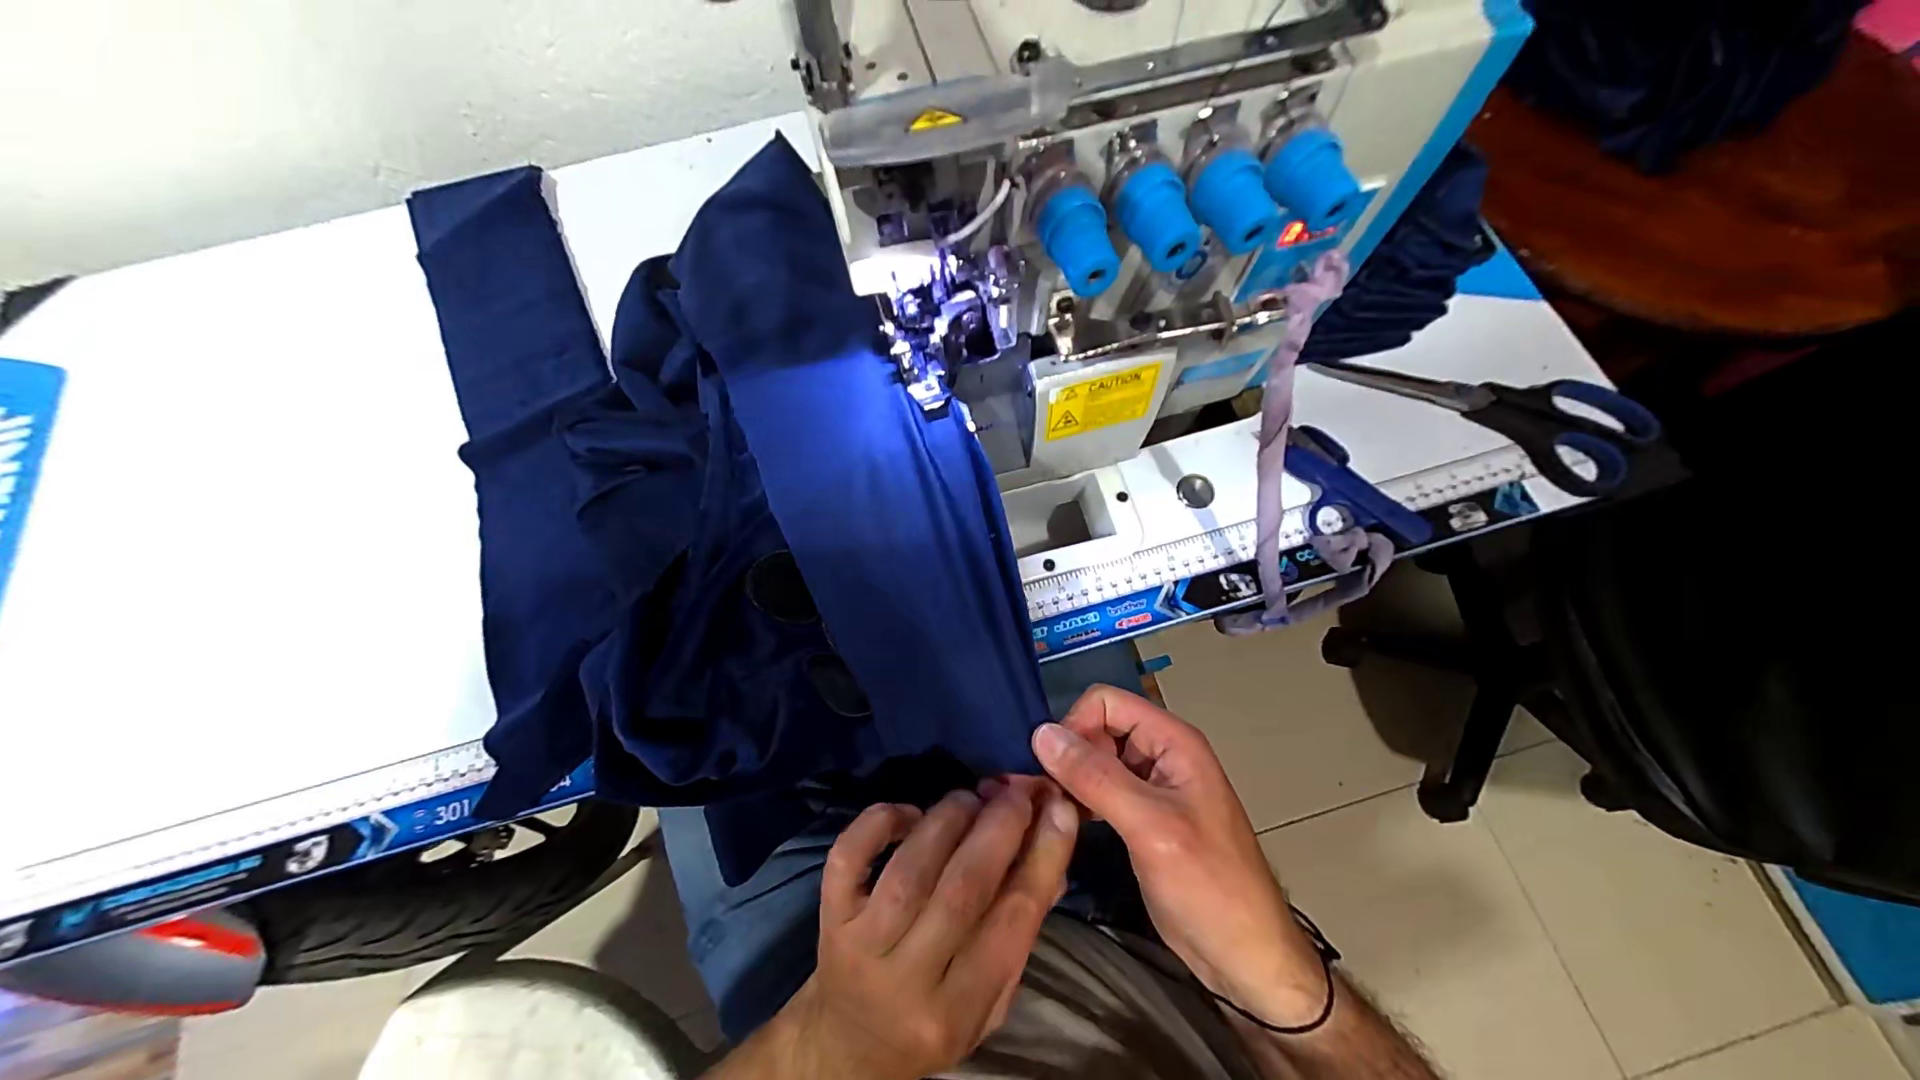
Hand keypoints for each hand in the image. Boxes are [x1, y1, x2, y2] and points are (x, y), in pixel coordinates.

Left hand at [766, 778, 1079, 1079]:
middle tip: (1018, 792)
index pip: (1011, 923)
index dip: (1042, 857)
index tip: (1061, 810)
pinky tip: (910, 811)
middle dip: (999, 828)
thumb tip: (1053, 853)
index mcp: (957, 1008)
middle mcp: (908, 978)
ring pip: (911, 868)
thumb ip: (1020, 934)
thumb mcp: (988, 1001)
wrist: (849, 1044)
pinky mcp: (830, 915)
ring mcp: (862, 943)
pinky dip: (881, 821)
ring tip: (973, 796)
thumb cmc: (932, 1019)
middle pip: (961, 889)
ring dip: (949, 819)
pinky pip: (849, 857)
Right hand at [1032, 685, 1328, 1026]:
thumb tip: (1042, 733)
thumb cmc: (1209, 888)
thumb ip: (1095, 776)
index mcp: (1173, 741)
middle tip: (1046, 794)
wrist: (1245, 957)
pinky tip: (1066, 821)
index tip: (1054, 768)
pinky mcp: (1140, 816)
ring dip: (1070, 777)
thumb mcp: (1149, 826)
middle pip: (1098, 727)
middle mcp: (1160, 754)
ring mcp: (1151, 786)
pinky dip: (1079, 798)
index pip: (1106, 702)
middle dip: (1068, 753)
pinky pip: (1100, 789)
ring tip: (1051, 809)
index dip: (1075, 726)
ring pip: (1095, 759)